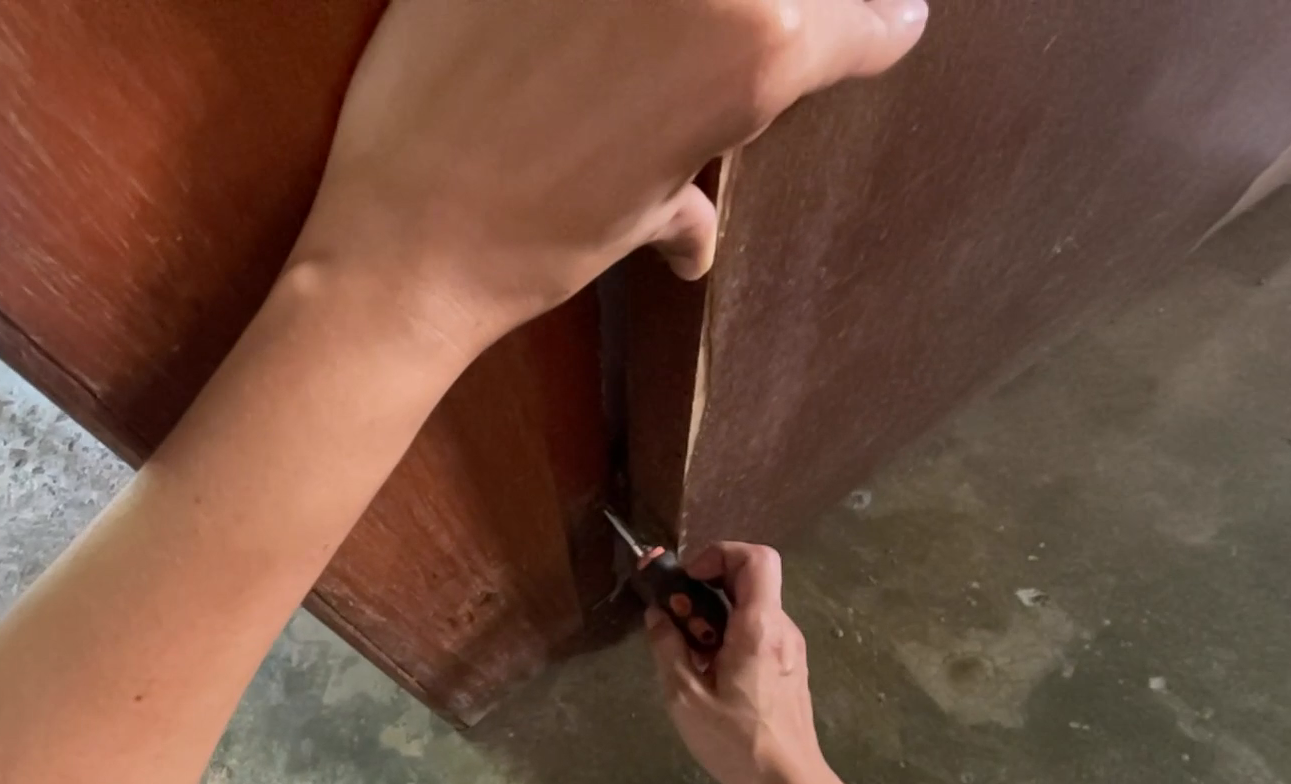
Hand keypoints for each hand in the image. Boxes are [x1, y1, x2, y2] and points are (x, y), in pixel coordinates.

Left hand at [294, 0, 928, 344]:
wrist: (408, 246)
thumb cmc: (526, 253)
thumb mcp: (625, 226)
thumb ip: (683, 199)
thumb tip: (698, 237)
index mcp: (757, 54)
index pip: (862, 21)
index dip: (873, 33)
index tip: (882, 30)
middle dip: (770, 19)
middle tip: (734, 43)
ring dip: (667, 18)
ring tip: (627, 53)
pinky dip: (581, 8)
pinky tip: (569, 28)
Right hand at [645, 543, 831, 783]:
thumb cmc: (735, 742)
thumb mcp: (684, 696)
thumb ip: (667, 647)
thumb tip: (657, 614)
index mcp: (758, 629)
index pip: (755, 559)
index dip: (718, 554)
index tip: (687, 580)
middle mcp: (780, 629)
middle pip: (747, 580)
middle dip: (703, 587)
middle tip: (674, 619)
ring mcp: (788, 648)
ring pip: (748, 607)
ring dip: (711, 616)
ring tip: (685, 653)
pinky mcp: (786, 666)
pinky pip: (754, 631)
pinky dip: (725, 635)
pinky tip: (707, 671)